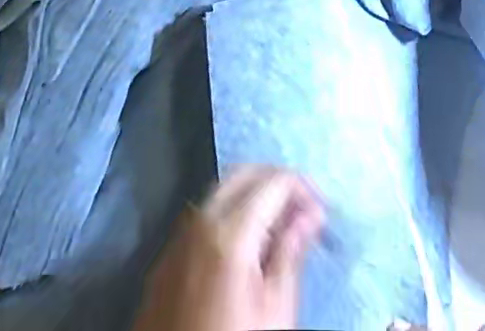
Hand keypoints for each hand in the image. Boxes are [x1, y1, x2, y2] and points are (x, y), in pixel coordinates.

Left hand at [132, 167, 325, 330]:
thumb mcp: (276, 310)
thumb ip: (292, 252)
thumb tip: (311, 214)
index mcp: (231, 233)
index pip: (276, 182)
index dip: (304, 188)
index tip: (320, 212)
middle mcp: (199, 224)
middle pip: (244, 173)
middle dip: (276, 181)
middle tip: (300, 209)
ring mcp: (176, 242)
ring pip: (219, 192)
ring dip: (251, 193)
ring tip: (276, 226)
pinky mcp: (164, 263)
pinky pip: (200, 218)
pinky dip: (227, 213)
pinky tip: (243, 246)